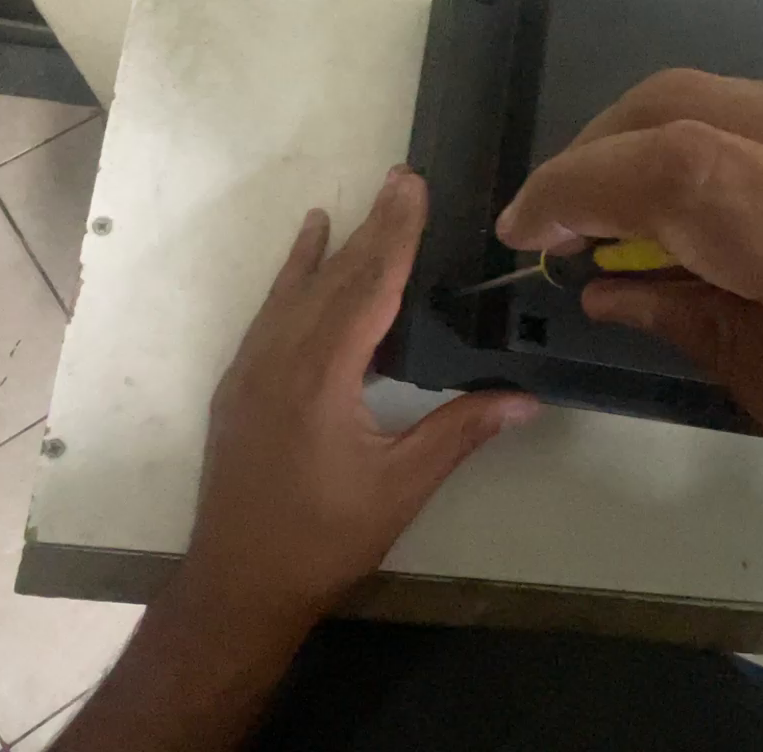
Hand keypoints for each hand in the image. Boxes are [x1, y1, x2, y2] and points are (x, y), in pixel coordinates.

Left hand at [183, 166, 539, 624]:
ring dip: (333, 246)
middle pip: (335, 278)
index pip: (369, 288)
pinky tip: (306, 253)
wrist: (236, 583)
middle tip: (400, 179)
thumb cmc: (322, 539)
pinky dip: (295, 276)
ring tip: (360, 205)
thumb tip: (526, 398)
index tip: (411, 187)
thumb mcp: (399, 488)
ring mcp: (252, 366)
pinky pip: (273, 312)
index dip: (396, 234)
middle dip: (373, 226)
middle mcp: (280, 356)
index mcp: (322, 376)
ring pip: (299, 290)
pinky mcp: (240, 380)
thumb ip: (459, 432)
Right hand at [496, 70, 762, 637]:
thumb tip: (608, 282)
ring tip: (627, 214)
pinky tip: (715, 201)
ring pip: (736, 93)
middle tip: (560, 215)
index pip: (694, 177)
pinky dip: (716, 142)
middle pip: (697, 105)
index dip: (579, 184)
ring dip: (650, 143)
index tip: (525, 226)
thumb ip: (714, 342)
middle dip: (595, 150)